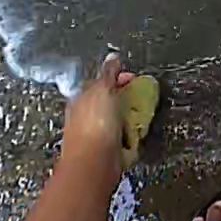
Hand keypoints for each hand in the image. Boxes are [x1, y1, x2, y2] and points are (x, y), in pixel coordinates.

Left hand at [62, 51, 134, 173]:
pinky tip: (134, 136)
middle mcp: (84, 116)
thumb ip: (109, 73)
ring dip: (128, 118)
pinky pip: (121, 138)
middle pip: (109, 101)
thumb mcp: (103, 89)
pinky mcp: (104, 150)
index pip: (100, 82)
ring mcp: (94, 134)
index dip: (117, 78)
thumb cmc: (96, 124)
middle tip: (139, 99)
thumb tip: (113, 56)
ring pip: (116, 120)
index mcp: (81, 98)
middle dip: (125, 99)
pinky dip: (129, 136)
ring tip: (139, 119)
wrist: (94, 164)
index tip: (133, 79)